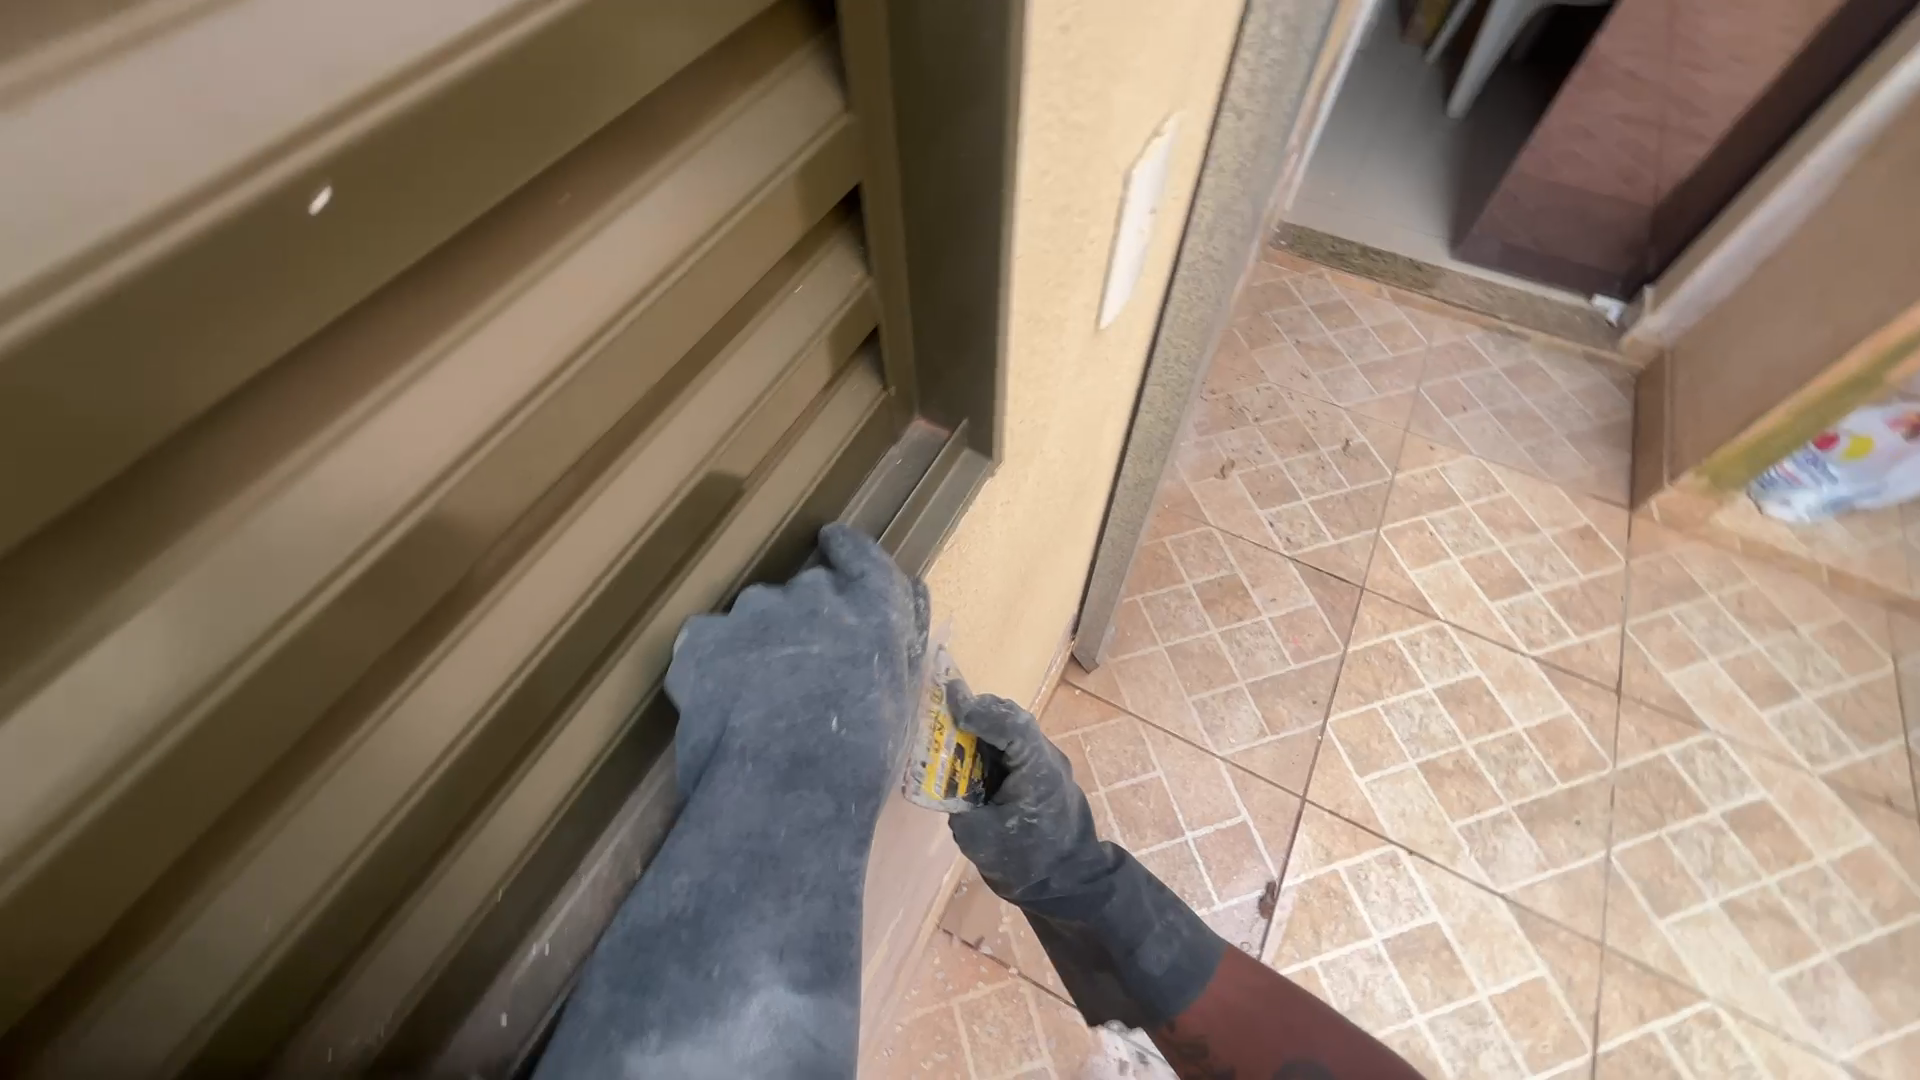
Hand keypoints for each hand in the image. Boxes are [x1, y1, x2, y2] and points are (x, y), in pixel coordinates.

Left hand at [664, 523, 929, 814]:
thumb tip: (908, 592)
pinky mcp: (703, 640)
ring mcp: (754, 612)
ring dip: (759, 643)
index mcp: (872, 606)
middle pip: (806, 591)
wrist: (786, 792)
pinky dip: (715, 666)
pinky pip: (710, 642)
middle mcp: (813, 594)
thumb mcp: (903, 695)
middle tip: (802, 671)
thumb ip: (900, 636)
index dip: (845, 550)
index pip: (860, 554)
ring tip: (759, 701)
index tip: (832, 545)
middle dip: (805, 619)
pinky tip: (724, 707)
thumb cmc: (862, 758)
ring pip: (755, 617)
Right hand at [945, 682, 1107, 903]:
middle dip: (979, 711)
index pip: (1013, 725)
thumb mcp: (980, 839)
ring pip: (1014, 729)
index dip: (980, 711)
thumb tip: (944, 782)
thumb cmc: (1028, 865)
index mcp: (1038, 771)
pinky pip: (1013, 747)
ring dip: (984, 725)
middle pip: (1014, 719)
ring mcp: (1046, 764)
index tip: (950, 706)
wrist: (1070, 886)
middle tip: (946, 711)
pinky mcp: (1041, 774)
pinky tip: (968, 754)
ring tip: (952, 729)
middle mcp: (1046, 758)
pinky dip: (989, 743)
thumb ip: (959, 804)